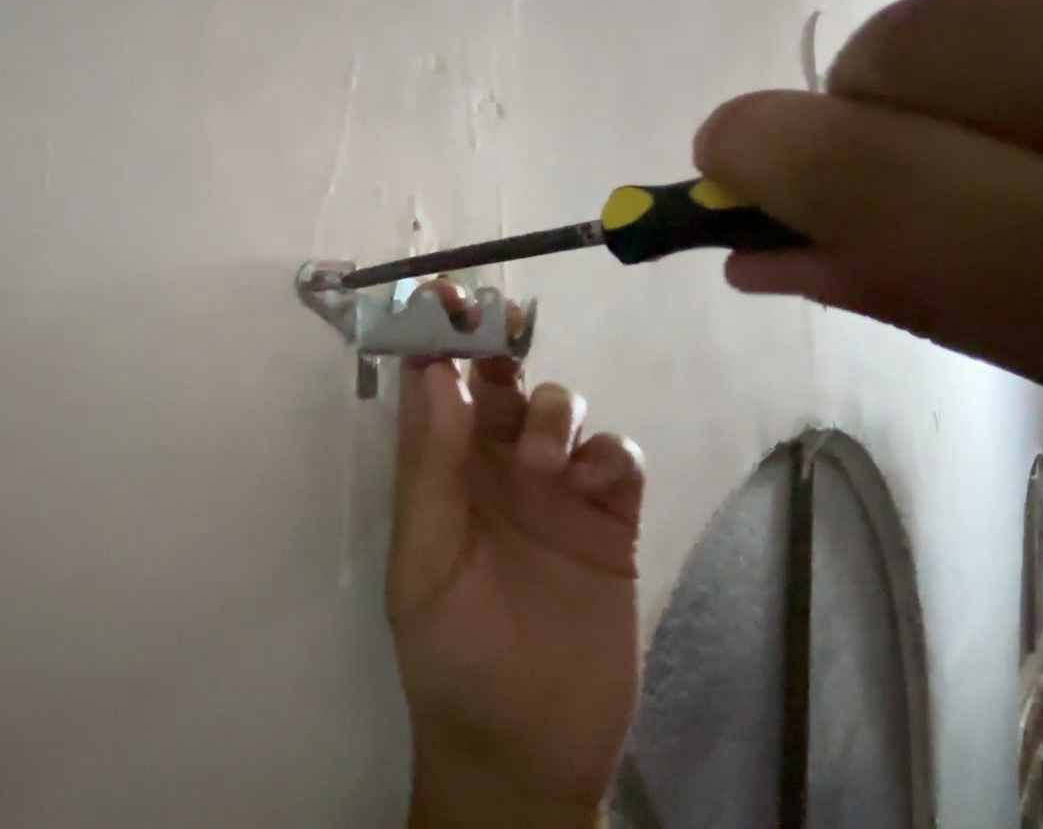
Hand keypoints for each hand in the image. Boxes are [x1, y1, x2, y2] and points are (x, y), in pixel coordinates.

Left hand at [387, 281, 644, 828]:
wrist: (526, 747)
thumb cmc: (454, 654)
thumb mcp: (425, 562)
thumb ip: (430, 467)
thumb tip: (430, 373)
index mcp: (442, 476)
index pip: (438, 389)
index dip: (438, 338)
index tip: (444, 295)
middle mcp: (496, 471)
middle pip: (502, 382)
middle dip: (502, 346)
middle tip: (504, 326)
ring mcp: (556, 494)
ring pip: (561, 409)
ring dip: (553, 412)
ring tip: (544, 463)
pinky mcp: (611, 523)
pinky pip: (617, 458)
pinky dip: (608, 453)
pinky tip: (594, 484)